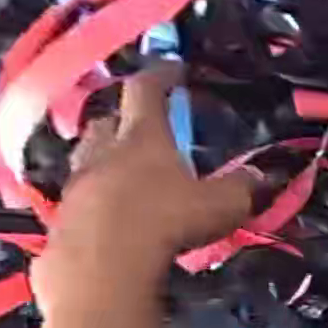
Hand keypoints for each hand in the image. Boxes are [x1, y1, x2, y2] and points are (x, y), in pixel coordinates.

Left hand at [33, 65, 255, 316]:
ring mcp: (80, 180)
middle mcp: (105, 149)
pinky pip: (85, 190)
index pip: (146, 92)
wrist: (106, 259)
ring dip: (108, 155)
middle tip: (144, 127)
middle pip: (108, 121)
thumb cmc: (169, 218)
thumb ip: (242, 187)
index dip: (160, 76)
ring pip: (90, 154)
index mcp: (144, 138)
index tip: (173, 68)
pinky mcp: (67, 211)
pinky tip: (117, 206)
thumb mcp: (223, 204)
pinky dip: (102, 191)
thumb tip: (260, 175)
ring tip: (128, 167)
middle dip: (126, 119)